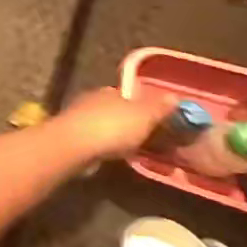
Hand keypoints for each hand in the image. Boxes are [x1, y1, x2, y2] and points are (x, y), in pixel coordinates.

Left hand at [58, 87, 173, 158]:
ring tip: (134, 148)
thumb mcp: (143, 116)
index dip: (144, 105)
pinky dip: (105, 145)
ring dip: (116, 133)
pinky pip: (96, 138)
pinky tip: (114, 154)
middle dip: (129, 120)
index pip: (130, 94)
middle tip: (148, 137)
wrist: (74, 145)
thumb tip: (174, 95)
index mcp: (110, 91)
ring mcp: (79, 117)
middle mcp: (93, 99)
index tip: (156, 118)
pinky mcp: (72, 135)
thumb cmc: (112, 127)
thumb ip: (158, 107)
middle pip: (116, 108)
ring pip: (104, 123)